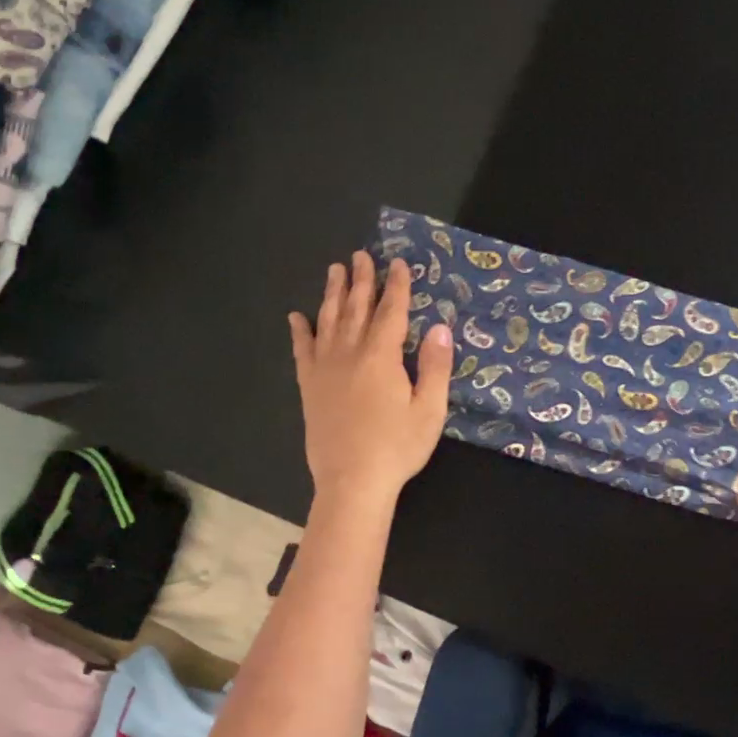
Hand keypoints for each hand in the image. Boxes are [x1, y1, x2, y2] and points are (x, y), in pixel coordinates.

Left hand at [288, 252, 453, 503]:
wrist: (352, 481)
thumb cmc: (398, 447)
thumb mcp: (430, 410)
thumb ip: (434, 367)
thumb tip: (440, 328)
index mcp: (382, 357)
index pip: (391, 312)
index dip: (396, 286)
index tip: (399, 263)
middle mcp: (349, 354)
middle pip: (356, 309)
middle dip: (361, 281)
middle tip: (361, 255)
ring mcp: (325, 369)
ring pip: (328, 321)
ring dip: (333, 294)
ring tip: (335, 270)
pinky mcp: (309, 387)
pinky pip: (302, 351)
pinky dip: (300, 331)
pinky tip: (298, 316)